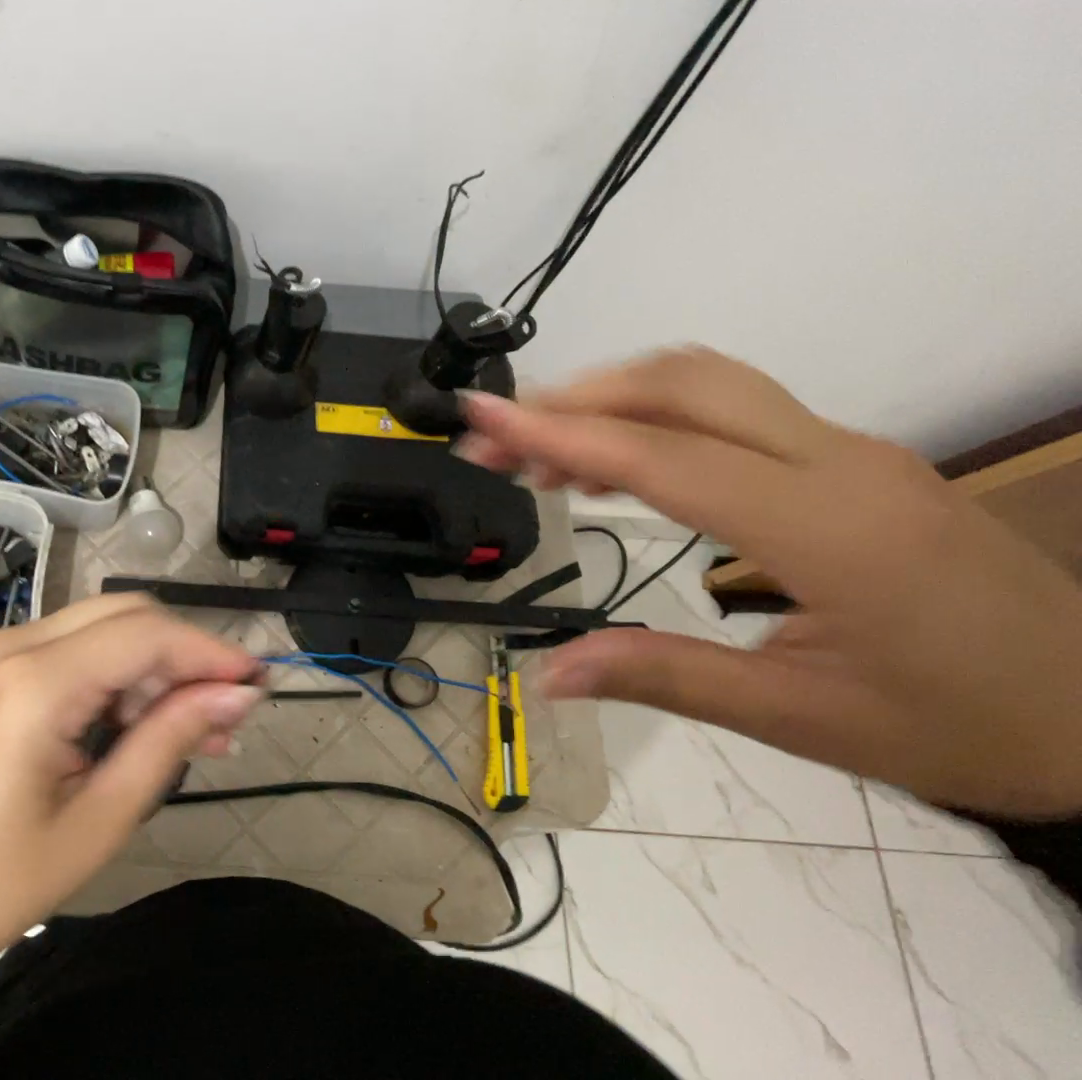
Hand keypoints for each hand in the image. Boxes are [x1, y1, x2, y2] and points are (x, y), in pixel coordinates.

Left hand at [0, 594, 264, 989]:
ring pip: (98, 628)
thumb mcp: (98, 819)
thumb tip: (235, 694)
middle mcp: (11, 648)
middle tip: (226, 716)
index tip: (258, 685)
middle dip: (183, 655)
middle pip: (124, 615)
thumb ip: (169, 740)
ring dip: (151, 665)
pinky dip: (112, 674)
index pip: (146, 635)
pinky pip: (67, 650)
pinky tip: (136, 723)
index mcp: (34, 685)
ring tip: (192, 732)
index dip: (211, 653)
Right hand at [456, 347, 1081, 817]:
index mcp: (828, 528)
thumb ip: (666, 677)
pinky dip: (655, 422)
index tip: (479, 417)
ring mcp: (853, 454)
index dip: (558, 432)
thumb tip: (547, 674)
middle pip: (687, 385)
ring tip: (538, 455)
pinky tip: (614, 467)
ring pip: (711, 388)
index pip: (662, 457)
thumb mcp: (801, 718)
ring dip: (613, 402)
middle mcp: (840, 464)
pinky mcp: (855, 464)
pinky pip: (738, 416)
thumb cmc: (963, 728)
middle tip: (496, 439)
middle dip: (577, 397)